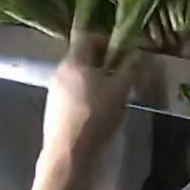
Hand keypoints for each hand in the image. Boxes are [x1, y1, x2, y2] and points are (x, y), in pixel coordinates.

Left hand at [42, 48, 131, 163]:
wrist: (69, 152)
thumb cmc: (96, 114)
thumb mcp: (120, 89)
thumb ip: (130, 69)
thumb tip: (136, 56)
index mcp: (74, 61)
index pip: (88, 37)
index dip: (106, 40)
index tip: (122, 53)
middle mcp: (60, 71)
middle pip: (83, 58)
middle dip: (104, 63)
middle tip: (122, 75)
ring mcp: (54, 91)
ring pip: (79, 77)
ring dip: (96, 81)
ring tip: (113, 96)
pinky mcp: (53, 109)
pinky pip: (73, 94)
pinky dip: (87, 96)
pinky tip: (98, 112)